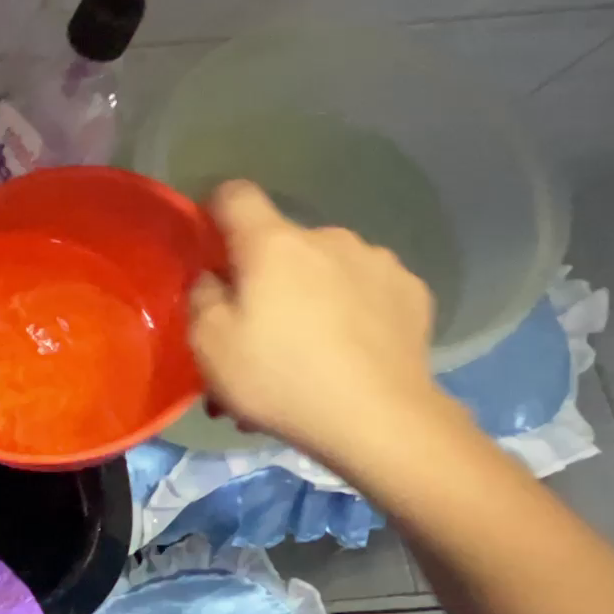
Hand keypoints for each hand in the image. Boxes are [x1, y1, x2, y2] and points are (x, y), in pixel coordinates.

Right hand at [189, 180, 443, 460]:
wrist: (376, 417)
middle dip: (262, 280)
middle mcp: (330, 238)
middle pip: (281, 246)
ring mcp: (378, 262)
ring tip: (298, 355)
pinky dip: (345, 315)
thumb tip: (213, 277)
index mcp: (273, 245)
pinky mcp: (412, 293)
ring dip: (303, 301)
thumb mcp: (208, 344)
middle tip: (250, 334)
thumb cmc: (277, 376)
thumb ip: (202, 297)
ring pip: (322, 273)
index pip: (236, 196)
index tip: (207, 240)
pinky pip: (362, 293)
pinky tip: (341, 356)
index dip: (215, 209)